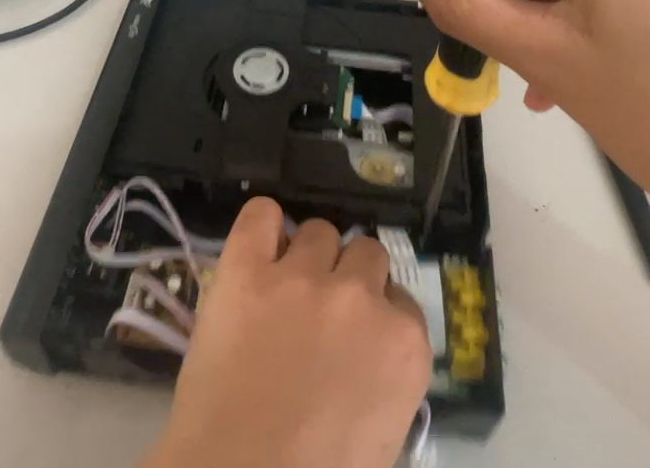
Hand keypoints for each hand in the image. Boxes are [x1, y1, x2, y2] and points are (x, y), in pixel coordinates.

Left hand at [143, 197, 430, 467]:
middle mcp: (359, 298)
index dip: (376, 311)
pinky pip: (261, 215)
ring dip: (309, 252)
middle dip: (348, 276)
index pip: (401, 299)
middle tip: (322, 308)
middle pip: (366, 253)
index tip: (356, 330)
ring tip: (288, 281)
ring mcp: (302, 278)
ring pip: (319, 230)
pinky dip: (263, 222)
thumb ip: (385, 375)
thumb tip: (367, 353)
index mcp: (403, 345)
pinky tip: (260, 241)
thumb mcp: (382, 434)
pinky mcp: (246, 270)